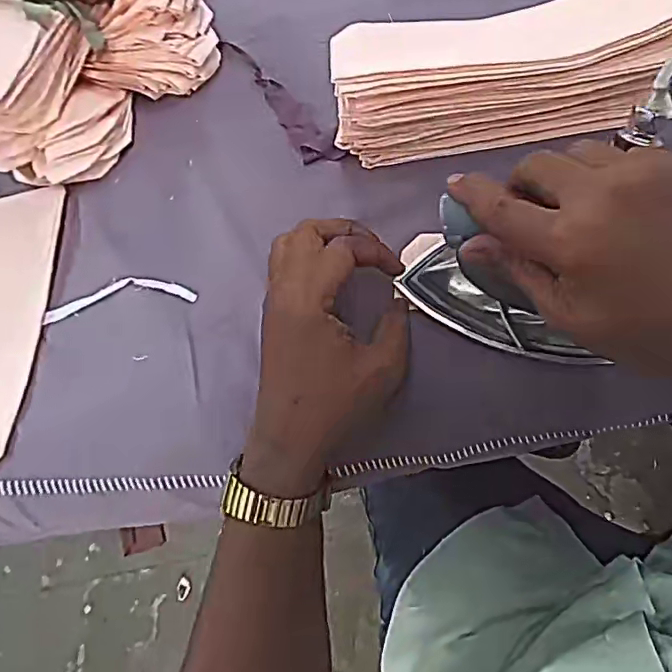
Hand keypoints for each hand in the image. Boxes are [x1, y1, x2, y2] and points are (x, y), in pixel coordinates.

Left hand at [244, 219, 409, 495]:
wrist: (288, 440)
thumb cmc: (334, 406)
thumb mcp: (382, 367)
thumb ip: (396, 324)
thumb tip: (397, 298)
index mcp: (307, 300)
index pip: (341, 248)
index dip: (376, 250)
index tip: (398, 272)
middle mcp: (283, 291)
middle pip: (306, 232)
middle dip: (346, 231)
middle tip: (376, 251)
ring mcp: (273, 300)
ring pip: (289, 242)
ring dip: (324, 238)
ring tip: (355, 255)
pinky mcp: (273, 312)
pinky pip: (284, 262)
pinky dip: (311, 254)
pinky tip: (336, 275)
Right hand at [449, 142, 671, 435]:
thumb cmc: (647, 332)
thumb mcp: (573, 316)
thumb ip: (520, 272)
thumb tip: (472, 244)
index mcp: (571, 240)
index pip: (503, 208)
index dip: (474, 195)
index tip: (458, 185)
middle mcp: (600, 194)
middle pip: (537, 165)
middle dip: (521, 184)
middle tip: (529, 210)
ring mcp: (640, 172)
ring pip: (578, 152)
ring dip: (564, 175)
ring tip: (578, 205)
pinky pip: (621, 153)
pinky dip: (607, 173)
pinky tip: (622, 202)